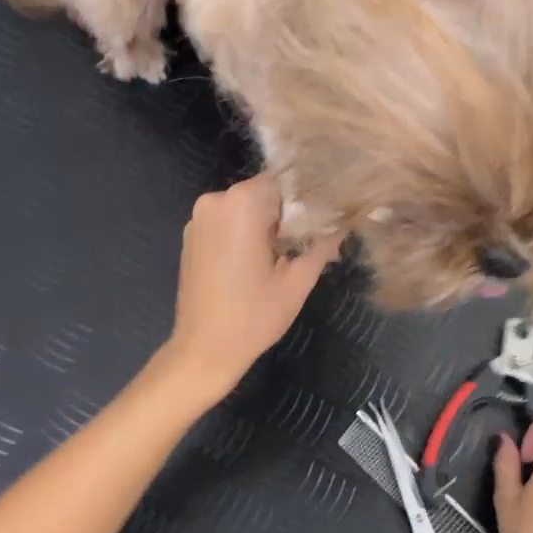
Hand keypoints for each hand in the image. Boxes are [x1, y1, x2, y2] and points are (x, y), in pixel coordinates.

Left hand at [160, 174, 342, 400]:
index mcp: (242, 204)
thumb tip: (341, 228)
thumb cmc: (253, 317)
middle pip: (263, 195)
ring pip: (244, 210)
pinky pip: (226, 225)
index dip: (306, 201)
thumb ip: (320, 247)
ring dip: (264, 228)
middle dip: (285, 216)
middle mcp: (215, 201)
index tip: (322, 224)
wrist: (204, 349)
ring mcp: (198, 219)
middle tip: (305, 246)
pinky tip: (255, 266)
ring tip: (282, 260)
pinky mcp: (190, 238)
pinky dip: (243, 237)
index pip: (285, 183)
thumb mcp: (296, 283)